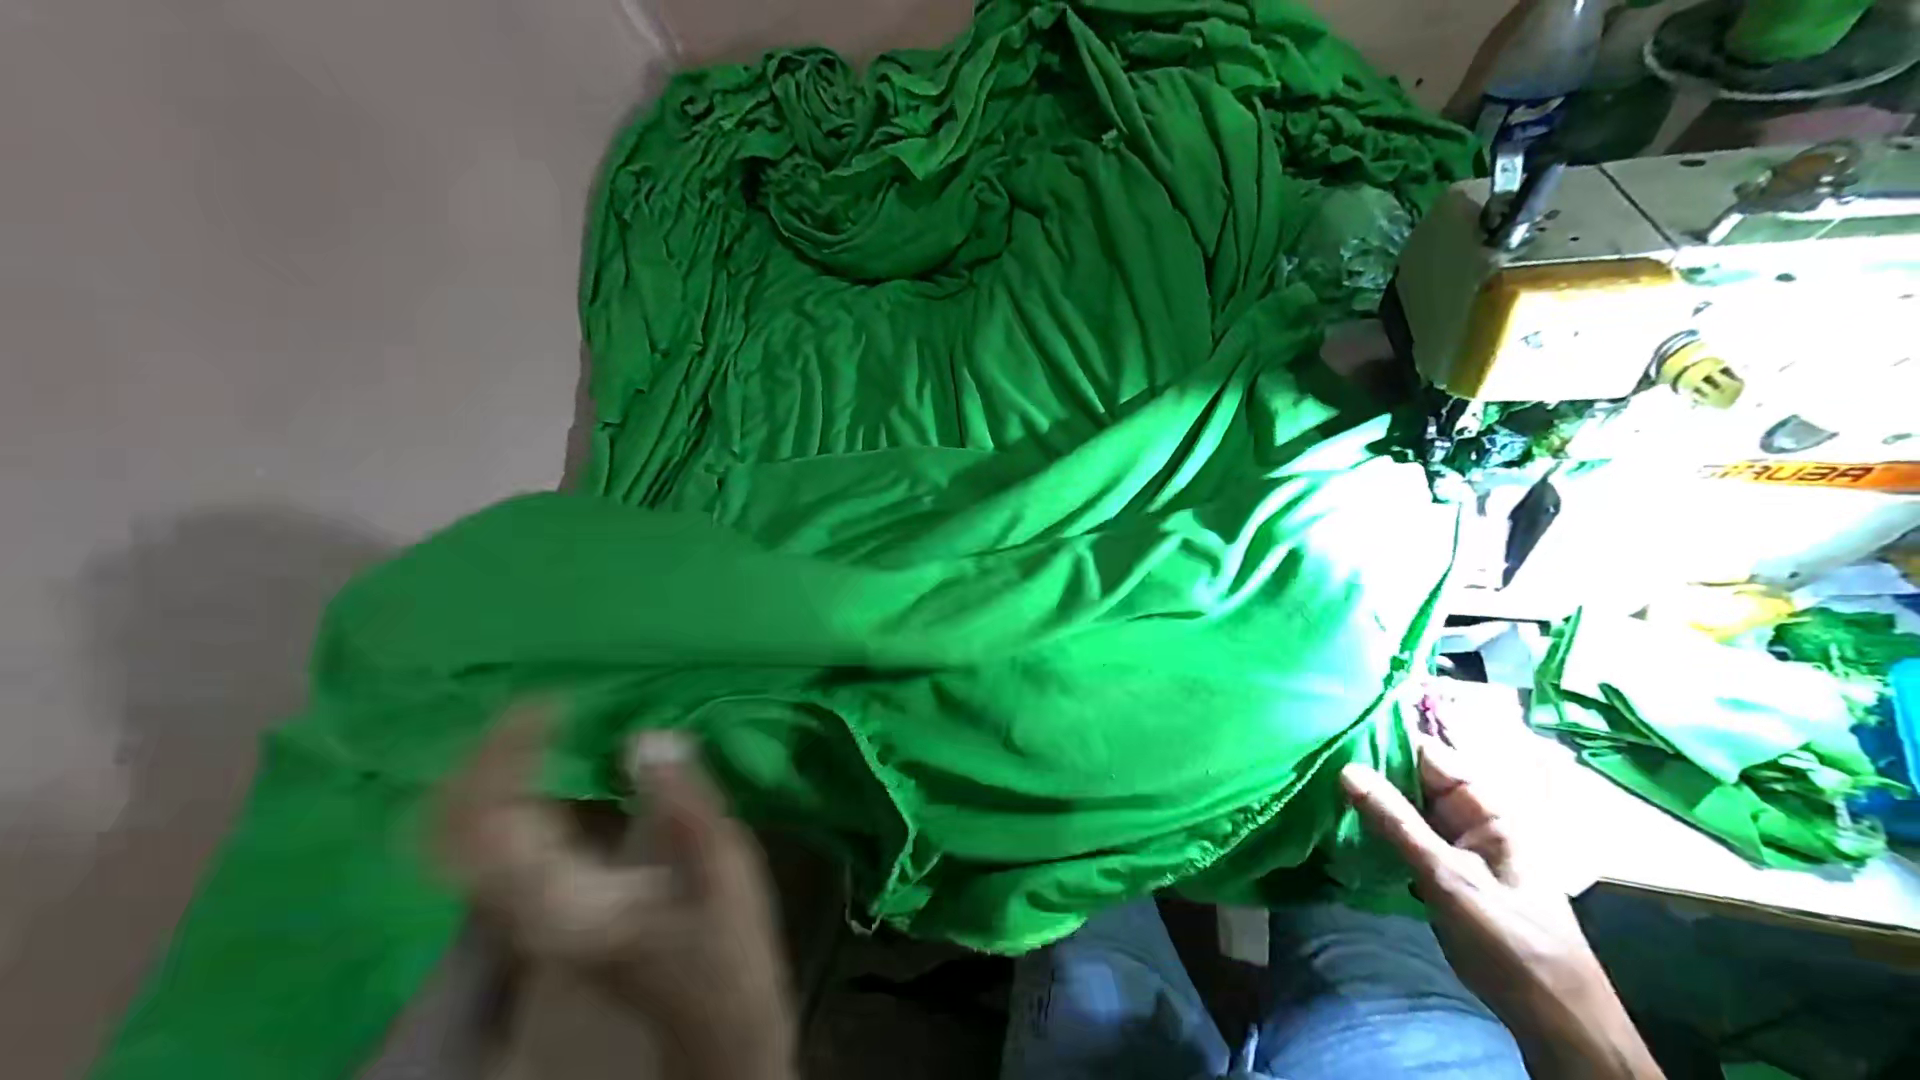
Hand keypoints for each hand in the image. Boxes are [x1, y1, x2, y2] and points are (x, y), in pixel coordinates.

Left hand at [438, 709, 796, 1079]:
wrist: (716, 1013)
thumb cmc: (724, 944)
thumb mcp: (721, 865)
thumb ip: (684, 803)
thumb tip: (646, 737)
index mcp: (560, 904)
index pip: (493, 822)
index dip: (509, 754)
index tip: (554, 700)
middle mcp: (522, 910)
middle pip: (453, 826)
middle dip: (485, 753)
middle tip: (538, 702)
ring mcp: (525, 909)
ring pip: (461, 833)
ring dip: (488, 769)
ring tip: (536, 719)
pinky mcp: (543, 899)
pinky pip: (492, 837)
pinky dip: (505, 789)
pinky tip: (539, 760)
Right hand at [1340, 739, 1661, 1079]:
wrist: (1550, 1015)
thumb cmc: (1510, 940)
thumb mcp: (1449, 877)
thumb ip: (1396, 822)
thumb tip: (1345, 769)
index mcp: (1485, 807)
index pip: (1427, 756)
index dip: (1383, 739)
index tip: (1333, 728)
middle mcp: (1467, 817)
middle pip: (1409, 778)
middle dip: (1366, 768)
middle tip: (1312, 756)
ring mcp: (1450, 842)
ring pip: (1400, 806)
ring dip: (1365, 799)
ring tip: (1314, 782)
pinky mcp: (1435, 868)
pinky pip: (1398, 834)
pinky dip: (1371, 827)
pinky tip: (1336, 821)